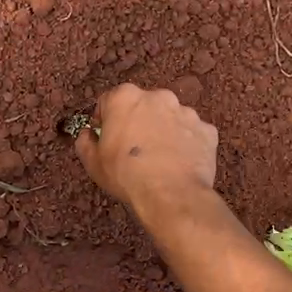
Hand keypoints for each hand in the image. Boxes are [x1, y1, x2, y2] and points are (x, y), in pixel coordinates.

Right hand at [73, 84, 219, 223]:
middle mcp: (158, 96)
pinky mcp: (207, 130)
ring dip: (162, 131)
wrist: (171, 195)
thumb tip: (88, 133)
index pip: (108, 101)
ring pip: (168, 118)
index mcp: (125, 97)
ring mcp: (186, 112)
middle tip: (132, 150)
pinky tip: (178, 163)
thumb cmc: (126, 175)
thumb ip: (84, 141)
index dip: (105, 121)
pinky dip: (185, 144)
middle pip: (142, 106)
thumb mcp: (92, 162)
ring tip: (158, 159)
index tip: (106, 139)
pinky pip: (191, 133)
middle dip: (136, 122)